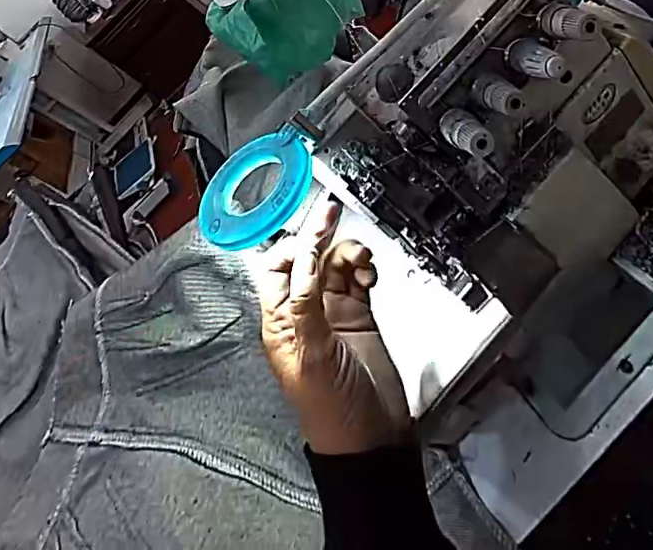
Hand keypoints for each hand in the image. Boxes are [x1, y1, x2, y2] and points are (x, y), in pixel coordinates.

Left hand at [257, 198, 410, 454]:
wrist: (373, 440)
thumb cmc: (332, 413)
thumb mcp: (312, 357)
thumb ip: (305, 306)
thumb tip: (304, 262)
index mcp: (282, 321)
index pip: (280, 268)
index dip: (295, 245)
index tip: (314, 227)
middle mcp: (304, 313)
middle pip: (308, 259)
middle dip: (320, 236)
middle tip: (332, 213)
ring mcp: (332, 312)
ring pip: (335, 264)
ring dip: (347, 253)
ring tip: (362, 259)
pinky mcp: (357, 315)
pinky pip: (358, 277)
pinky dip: (364, 268)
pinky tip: (369, 273)